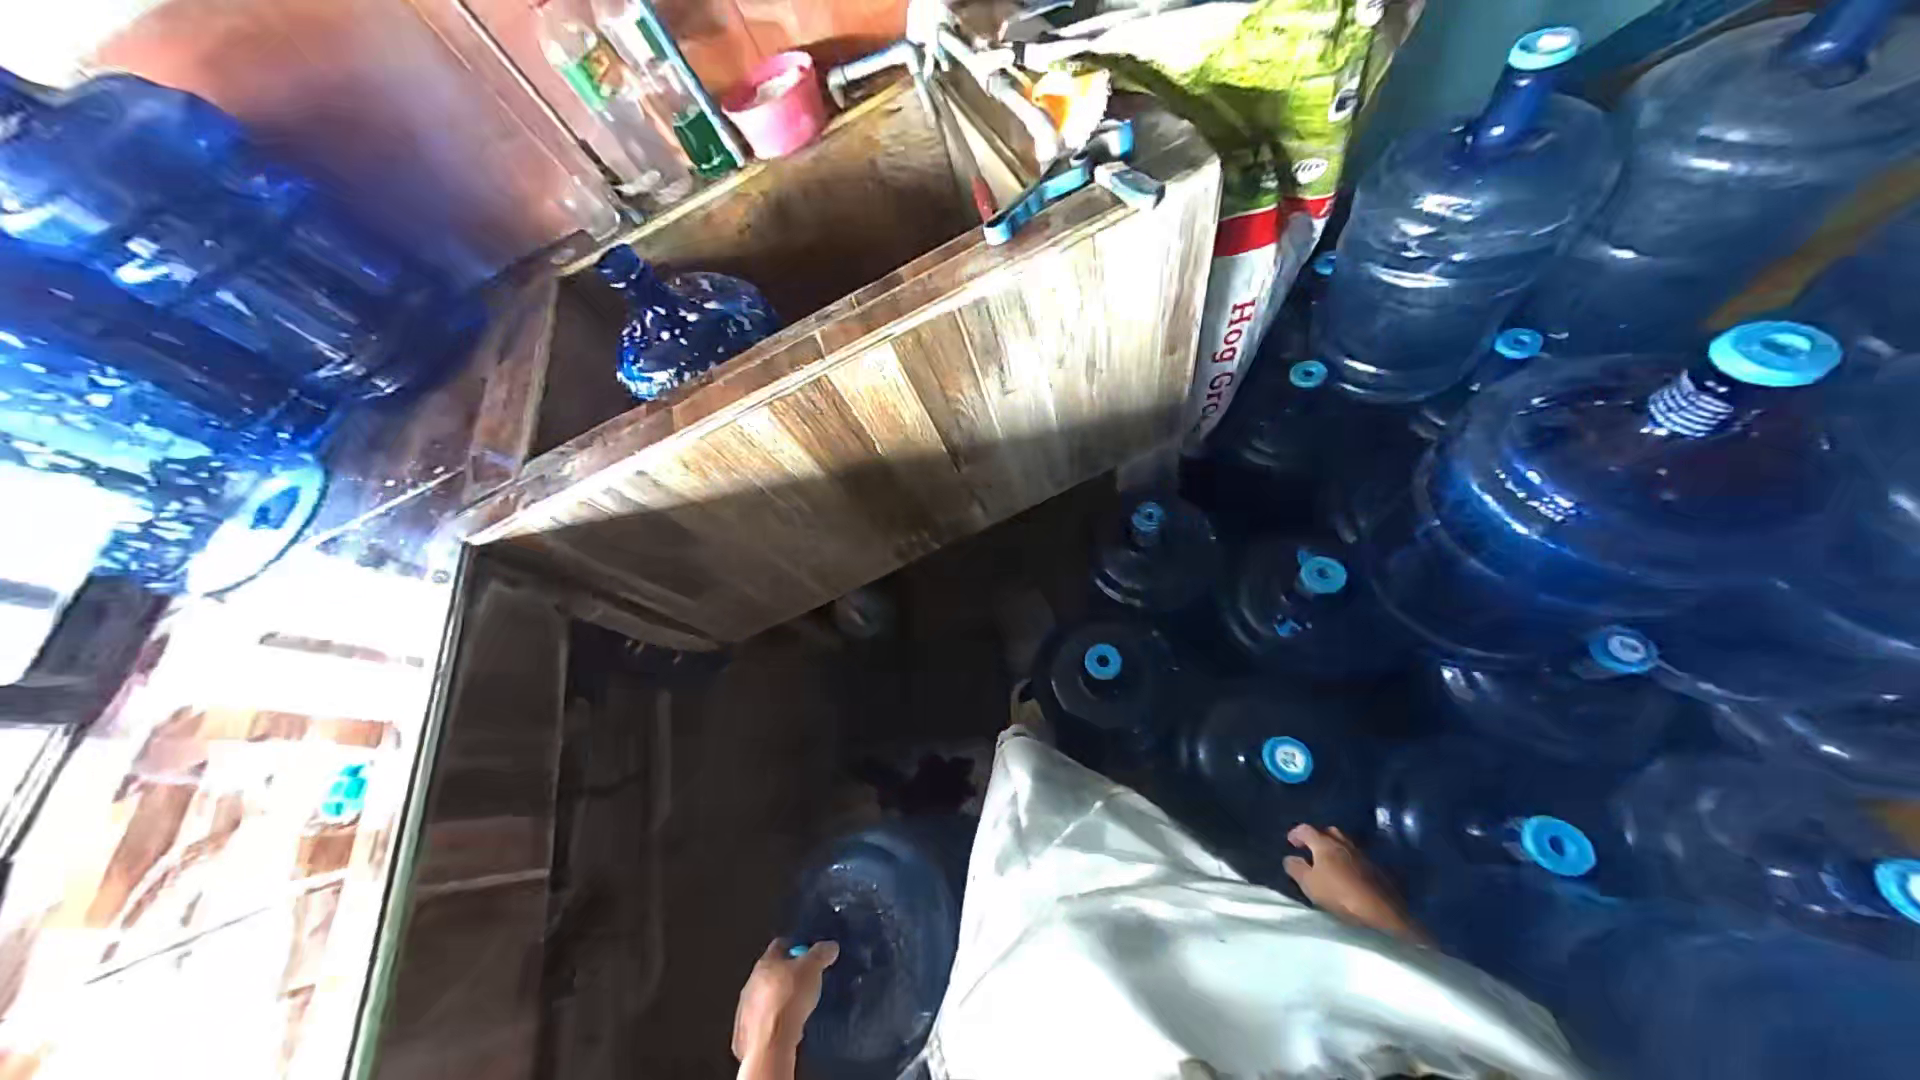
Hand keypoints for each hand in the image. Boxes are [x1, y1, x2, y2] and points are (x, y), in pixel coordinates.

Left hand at [733, 938, 839, 1079]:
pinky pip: (761, 1023)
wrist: (771, 1043)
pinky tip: (786, 1028)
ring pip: (764, 998)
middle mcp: (751, 983)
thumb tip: (829, 947)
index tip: (808, 954)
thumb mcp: (813, 968)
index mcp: (765, 963)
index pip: (780, 945)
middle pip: (771, 972)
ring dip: (778, 1000)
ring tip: (797, 1008)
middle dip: (787, 975)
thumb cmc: (790, 997)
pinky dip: (773, 1023)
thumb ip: (821, 953)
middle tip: (806, 981)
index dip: (795, 947)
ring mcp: (744, 1010)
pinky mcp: (744, 1034)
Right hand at [1283, 825, 1428, 944]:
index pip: (1306, 830)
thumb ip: (1296, 869)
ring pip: (1344, 842)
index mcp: (1324, 843)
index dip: (1296, 834)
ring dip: (1334, 847)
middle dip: (1317, 836)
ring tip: (1329, 860)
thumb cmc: (1341, 894)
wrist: (1384, 911)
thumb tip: (1290, 858)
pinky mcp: (1375, 867)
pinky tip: (1347, 871)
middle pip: (1328, 831)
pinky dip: (1348, 858)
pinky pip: (1356, 856)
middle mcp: (1343, 843)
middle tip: (1311, 848)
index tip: (1291, 843)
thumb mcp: (1310, 885)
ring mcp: (1362, 854)